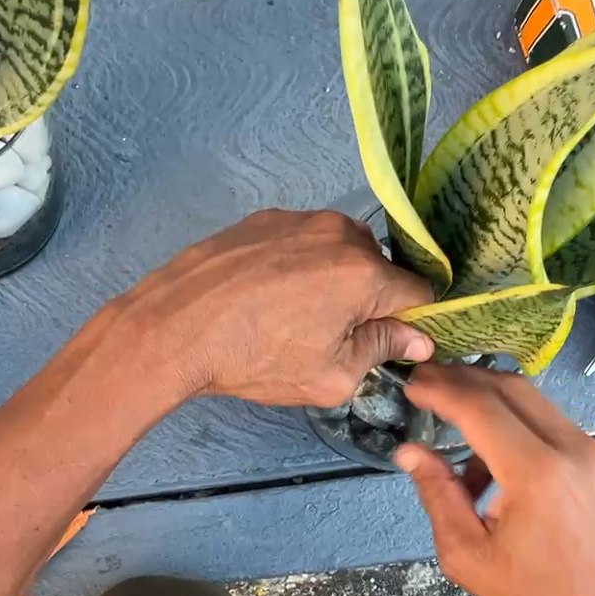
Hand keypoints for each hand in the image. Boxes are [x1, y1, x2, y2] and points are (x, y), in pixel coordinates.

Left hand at [112, 209, 435, 406]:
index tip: (393, 342)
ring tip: (291, 315)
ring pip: (339, 251)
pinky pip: (302, 242)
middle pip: (379, 268)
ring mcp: (299, 220)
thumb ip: (381, 350)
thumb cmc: (255, 358)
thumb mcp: (330, 376)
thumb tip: (417, 338)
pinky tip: (266, 295)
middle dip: (369, 300)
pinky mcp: (265, 219)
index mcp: (365, 273)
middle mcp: (339, 233)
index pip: (419, 293)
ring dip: (333, 280)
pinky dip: (298, 266)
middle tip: (332, 335)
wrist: (175, 327)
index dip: (413, 322)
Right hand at [395, 365, 594, 595]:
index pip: (480, 407)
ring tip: (459, 441)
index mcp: (537, 473)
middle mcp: (572, 449)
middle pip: (510, 388)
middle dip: (464, 380)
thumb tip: (409, 451)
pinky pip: (555, 427)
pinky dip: (519, 429)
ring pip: (535, 403)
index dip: (441, 389)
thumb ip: (437, 495)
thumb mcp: (469, 556)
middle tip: (428, 385)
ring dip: (491, 406)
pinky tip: (499, 467)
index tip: (412, 383)